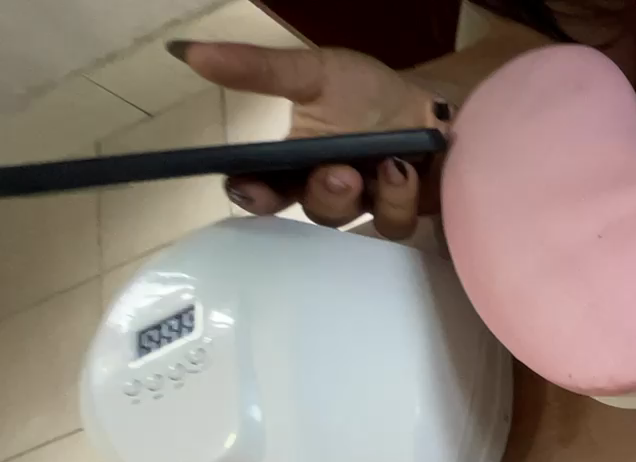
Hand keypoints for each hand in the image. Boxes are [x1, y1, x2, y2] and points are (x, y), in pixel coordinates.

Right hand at [173, 42, 443, 237]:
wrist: (436, 111)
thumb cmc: (373, 94)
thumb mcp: (316, 73)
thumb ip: (260, 69)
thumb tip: (188, 54)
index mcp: (298, 158)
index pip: (265, 185)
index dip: (254, 193)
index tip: (248, 189)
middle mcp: (331, 187)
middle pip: (314, 210)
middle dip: (322, 195)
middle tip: (337, 172)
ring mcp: (371, 204)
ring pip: (359, 220)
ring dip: (370, 196)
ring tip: (389, 164)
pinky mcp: (408, 213)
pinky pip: (398, 222)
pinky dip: (402, 198)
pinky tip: (409, 171)